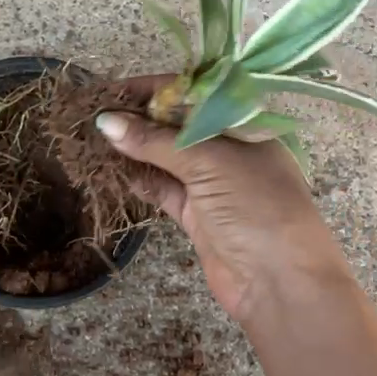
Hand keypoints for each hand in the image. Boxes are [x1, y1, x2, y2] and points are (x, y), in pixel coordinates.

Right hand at [95, 109, 351, 325]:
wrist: (283, 285)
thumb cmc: (257, 207)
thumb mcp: (209, 163)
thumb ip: (156, 141)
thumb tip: (106, 122)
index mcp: (242, 124)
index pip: (192, 93)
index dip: (152, 89)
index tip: (111, 90)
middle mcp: (228, 147)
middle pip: (176, 124)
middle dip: (138, 118)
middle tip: (94, 112)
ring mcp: (212, 182)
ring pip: (165, 156)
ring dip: (134, 148)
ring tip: (94, 137)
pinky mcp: (197, 214)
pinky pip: (162, 188)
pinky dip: (140, 178)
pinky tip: (113, 168)